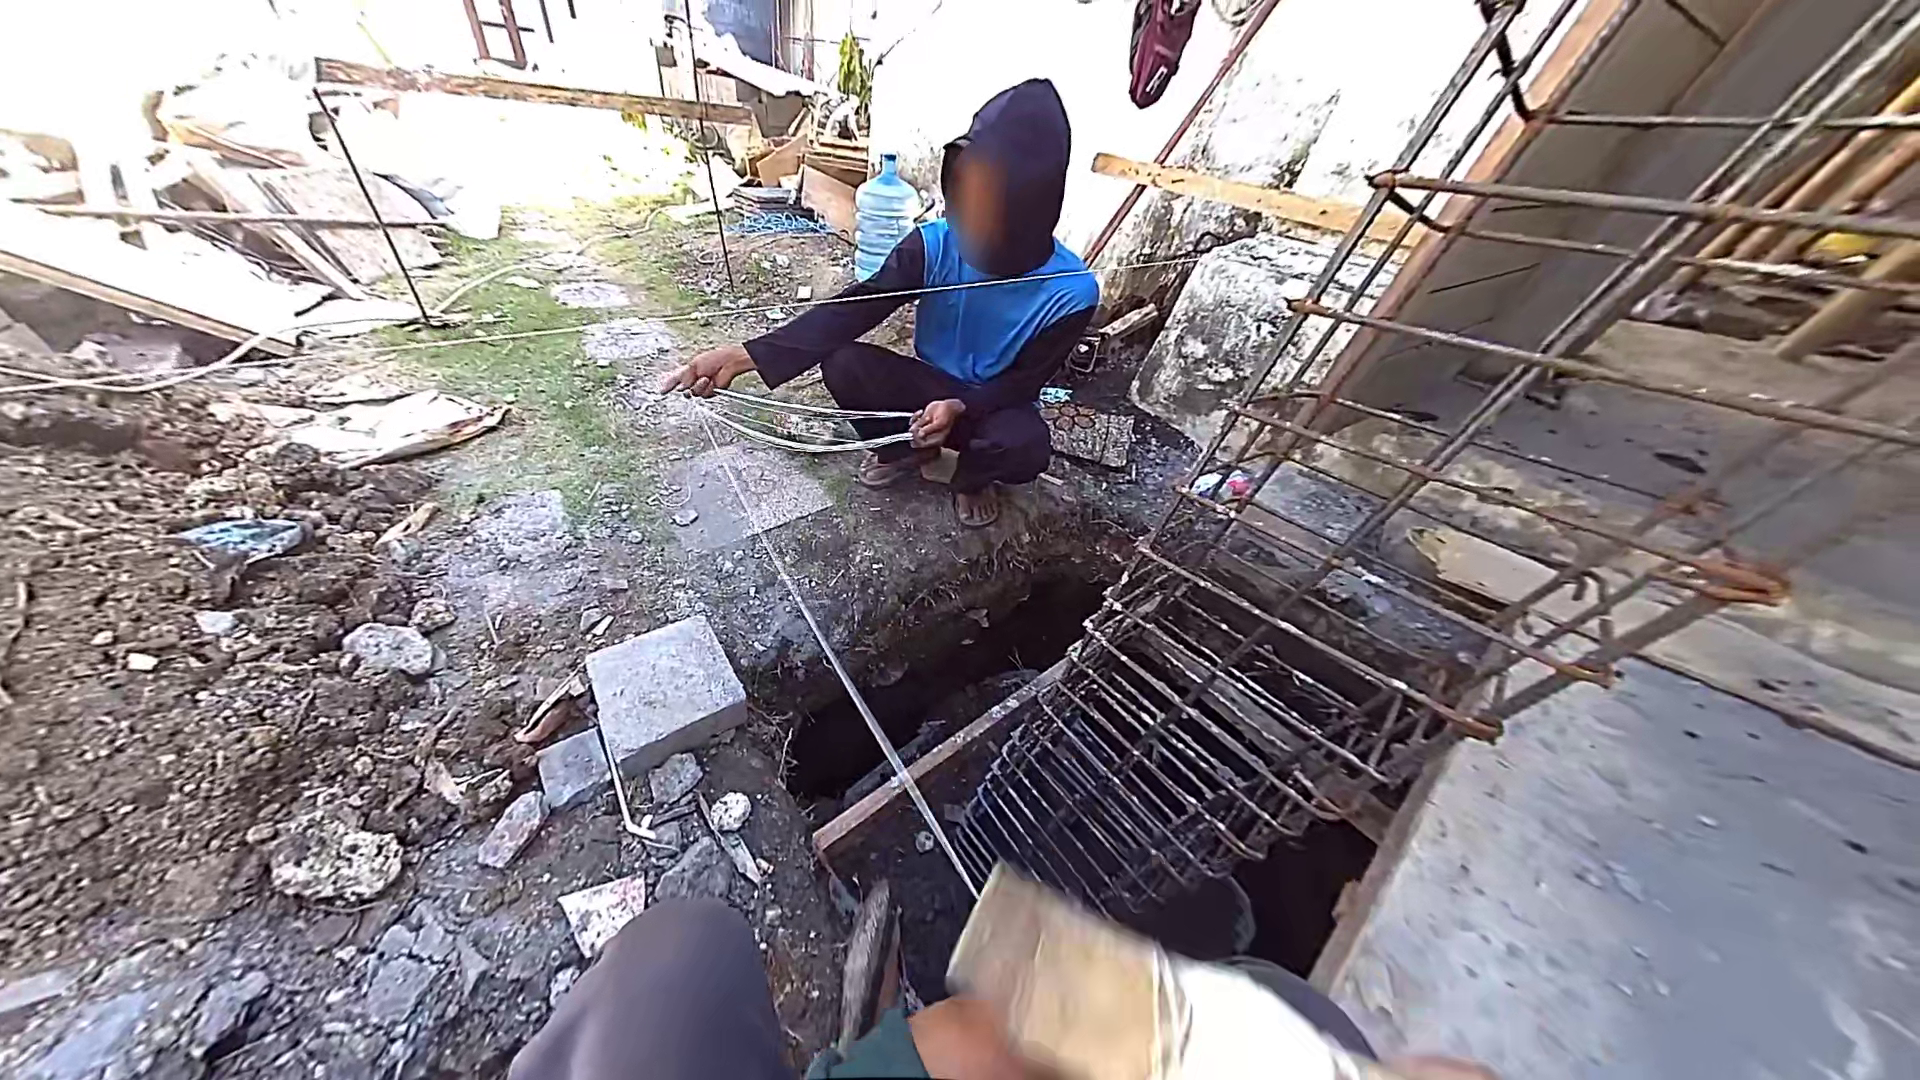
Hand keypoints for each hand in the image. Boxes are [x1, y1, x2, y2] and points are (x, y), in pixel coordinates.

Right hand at [657, 343, 754, 396]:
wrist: (728, 364)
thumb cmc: (713, 359)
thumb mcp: (693, 366)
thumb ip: (684, 377)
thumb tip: (678, 388)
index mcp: (687, 371)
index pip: (674, 380)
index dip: (668, 385)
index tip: (662, 391)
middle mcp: (693, 380)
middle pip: (683, 390)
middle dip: (685, 386)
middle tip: (688, 383)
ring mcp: (701, 387)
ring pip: (694, 393)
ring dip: (699, 386)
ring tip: (706, 378)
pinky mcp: (710, 392)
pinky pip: (704, 395)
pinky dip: (707, 388)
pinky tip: (711, 381)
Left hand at [910, 398, 965, 447]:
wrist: (948, 405)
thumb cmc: (947, 414)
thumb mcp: (940, 422)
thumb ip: (930, 429)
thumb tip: (920, 435)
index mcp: (935, 439)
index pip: (922, 444)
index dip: (917, 438)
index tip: (917, 430)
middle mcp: (929, 436)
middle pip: (915, 437)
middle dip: (916, 429)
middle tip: (920, 422)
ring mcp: (924, 429)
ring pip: (913, 429)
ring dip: (917, 421)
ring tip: (927, 416)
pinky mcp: (922, 422)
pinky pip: (913, 421)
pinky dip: (915, 416)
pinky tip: (921, 411)